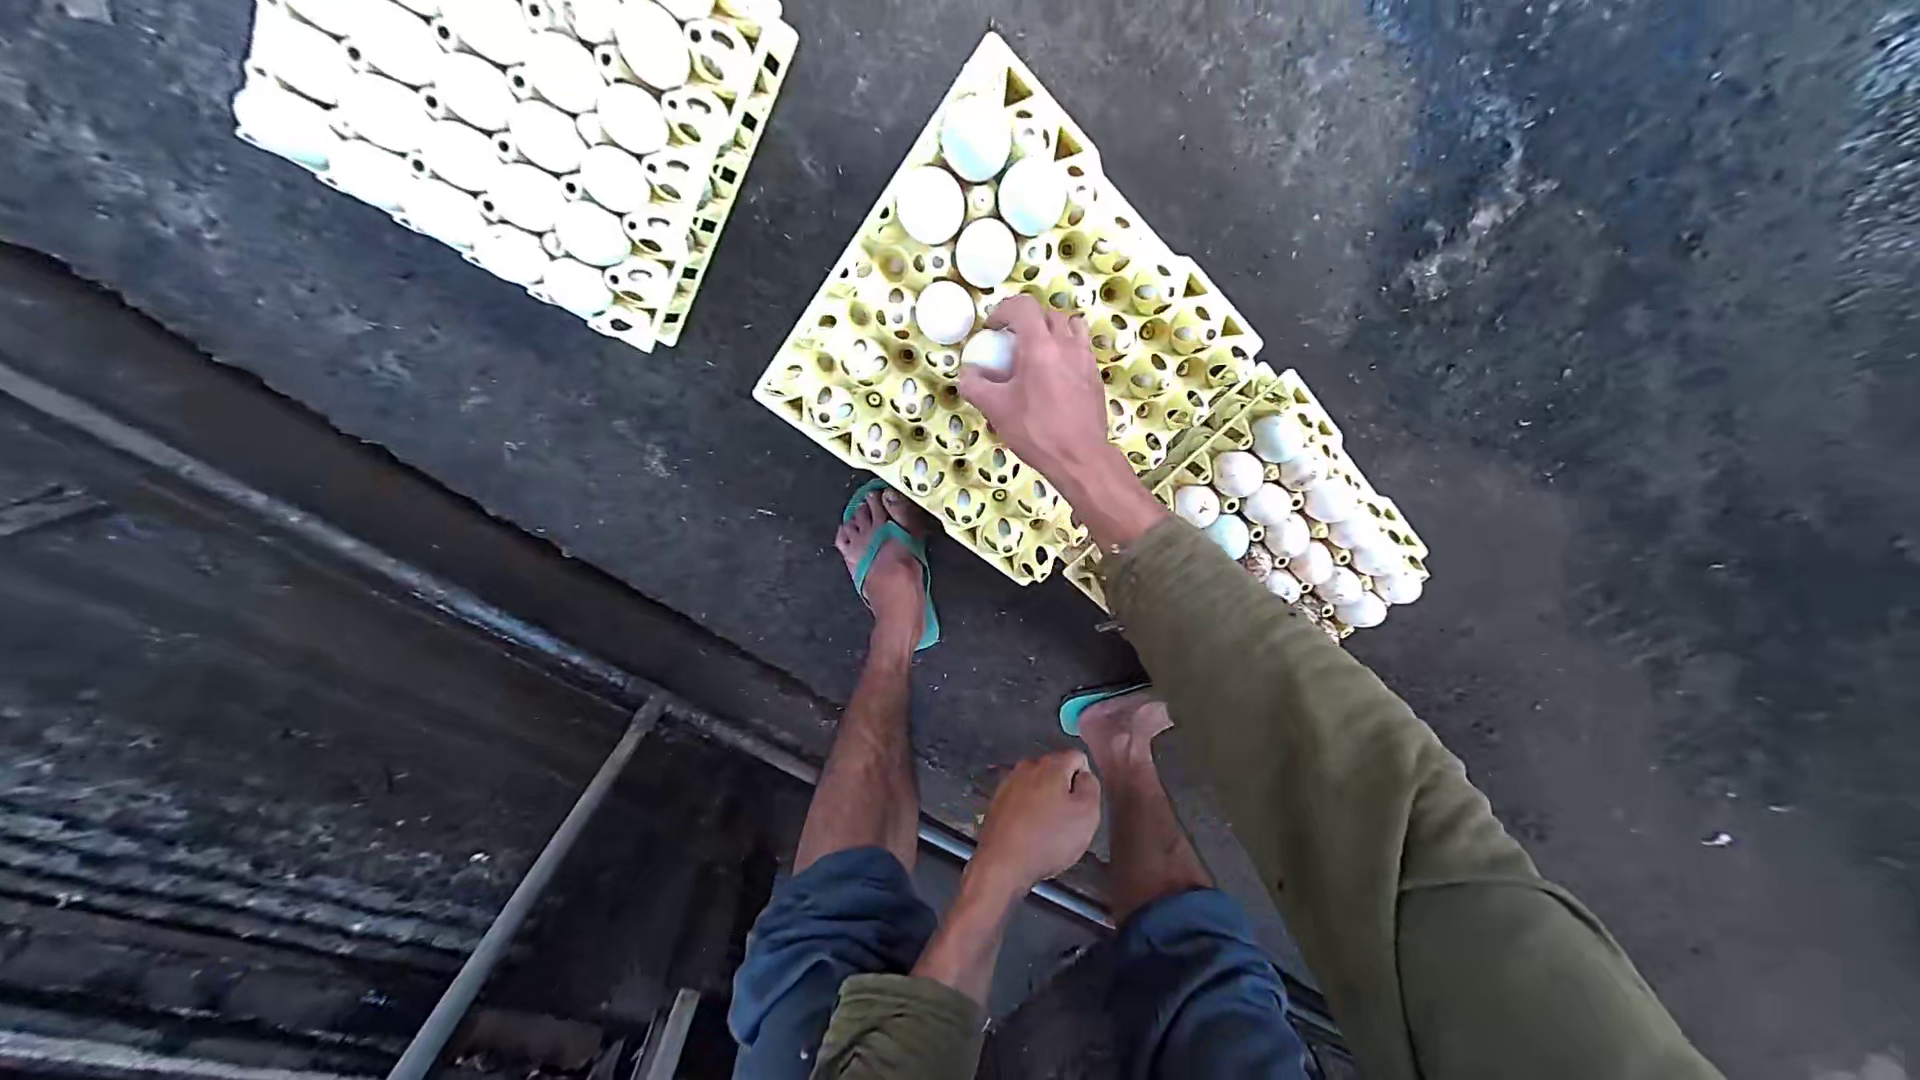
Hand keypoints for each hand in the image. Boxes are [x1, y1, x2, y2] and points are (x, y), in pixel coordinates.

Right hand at [960, 295, 1168, 552]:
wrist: (1079, 458)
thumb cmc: (1035, 431)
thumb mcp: (995, 409)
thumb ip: (975, 386)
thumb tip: (968, 374)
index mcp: (1040, 346)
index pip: (1023, 307)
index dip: (1003, 310)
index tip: (992, 328)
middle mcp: (1067, 344)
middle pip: (1047, 314)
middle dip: (1026, 321)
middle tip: (1011, 342)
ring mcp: (1086, 359)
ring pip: (1070, 327)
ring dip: (1051, 331)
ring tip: (1037, 353)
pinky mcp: (1095, 376)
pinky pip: (1081, 348)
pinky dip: (1066, 350)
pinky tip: (1054, 375)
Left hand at [970, 749, 1102, 896]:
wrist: (1001, 863)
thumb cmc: (1049, 838)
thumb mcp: (1086, 815)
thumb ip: (1091, 787)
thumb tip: (1084, 775)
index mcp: (1051, 764)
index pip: (1078, 758)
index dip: (1086, 780)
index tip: (1082, 805)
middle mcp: (1027, 765)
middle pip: (1057, 770)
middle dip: (1065, 790)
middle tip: (1067, 820)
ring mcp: (1009, 782)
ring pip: (1038, 785)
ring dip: (1046, 801)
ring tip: (1047, 830)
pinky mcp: (996, 800)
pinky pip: (1022, 798)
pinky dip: (1028, 810)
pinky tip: (1029, 832)